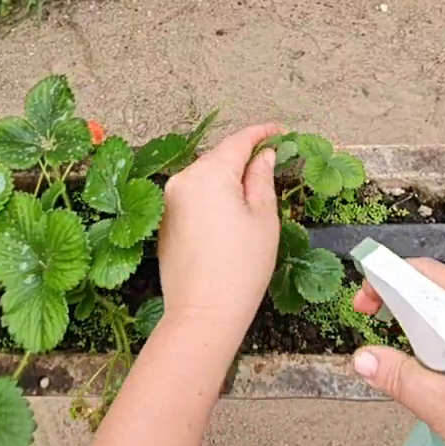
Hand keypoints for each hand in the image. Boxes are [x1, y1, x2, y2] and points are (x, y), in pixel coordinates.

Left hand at [156, 123, 282, 338]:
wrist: (202, 314)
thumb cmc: (241, 267)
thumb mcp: (263, 218)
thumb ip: (262, 178)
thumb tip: (263, 156)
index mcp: (211, 173)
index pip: (239, 140)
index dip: (261, 133)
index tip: (279, 131)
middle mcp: (184, 178)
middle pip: (220, 157)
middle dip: (244, 156)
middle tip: (271, 160)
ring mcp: (170, 199)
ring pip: (205, 175)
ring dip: (227, 176)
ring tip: (252, 188)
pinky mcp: (165, 219)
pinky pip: (193, 194)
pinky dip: (211, 194)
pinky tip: (228, 212)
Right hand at [352, 258, 444, 445]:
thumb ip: (401, 379)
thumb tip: (362, 358)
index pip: (431, 277)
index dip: (391, 278)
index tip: (364, 297)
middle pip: (441, 294)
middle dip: (401, 301)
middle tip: (371, 317)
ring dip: (420, 328)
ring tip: (398, 349)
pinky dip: (440, 349)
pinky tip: (430, 372)